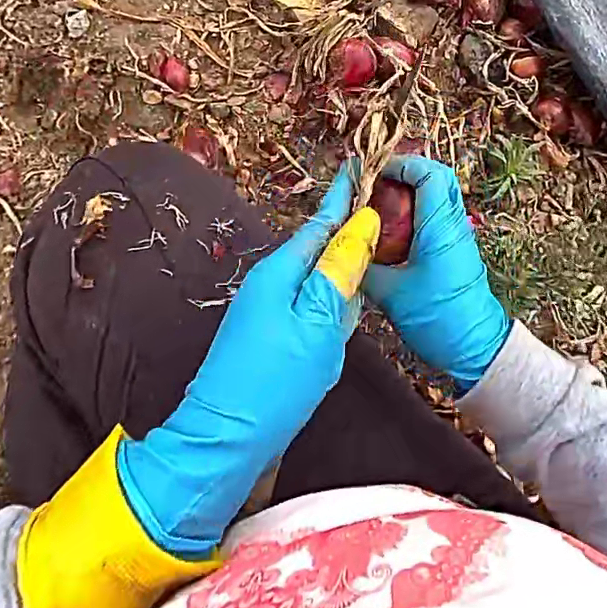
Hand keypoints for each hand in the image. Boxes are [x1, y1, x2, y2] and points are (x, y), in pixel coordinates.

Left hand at [116, 162, 376, 556]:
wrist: (225, 438)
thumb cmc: (274, 380)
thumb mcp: (317, 323)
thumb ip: (340, 273)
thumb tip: (360, 224)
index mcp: (281, 270)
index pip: (321, 224)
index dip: (344, 199)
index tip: (360, 169)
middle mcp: (272, 283)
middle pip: (319, 250)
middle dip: (348, 236)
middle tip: (381, 214)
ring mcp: (269, 310)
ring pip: (317, 283)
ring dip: (341, 275)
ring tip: (369, 251)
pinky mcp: (272, 337)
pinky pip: (310, 312)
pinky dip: (331, 312)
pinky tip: (344, 317)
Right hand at [362, 155, 510, 391]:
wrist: (476, 350)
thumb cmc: (437, 319)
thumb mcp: (389, 292)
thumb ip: (362, 264)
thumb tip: (338, 245)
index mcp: (439, 227)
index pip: (428, 173)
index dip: (400, 165)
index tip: (372, 173)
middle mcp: (453, 224)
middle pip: (436, 177)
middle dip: (403, 174)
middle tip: (374, 184)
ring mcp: (457, 236)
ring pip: (436, 195)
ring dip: (408, 193)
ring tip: (376, 204)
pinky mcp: (454, 249)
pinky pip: (434, 215)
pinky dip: (413, 212)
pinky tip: (388, 230)